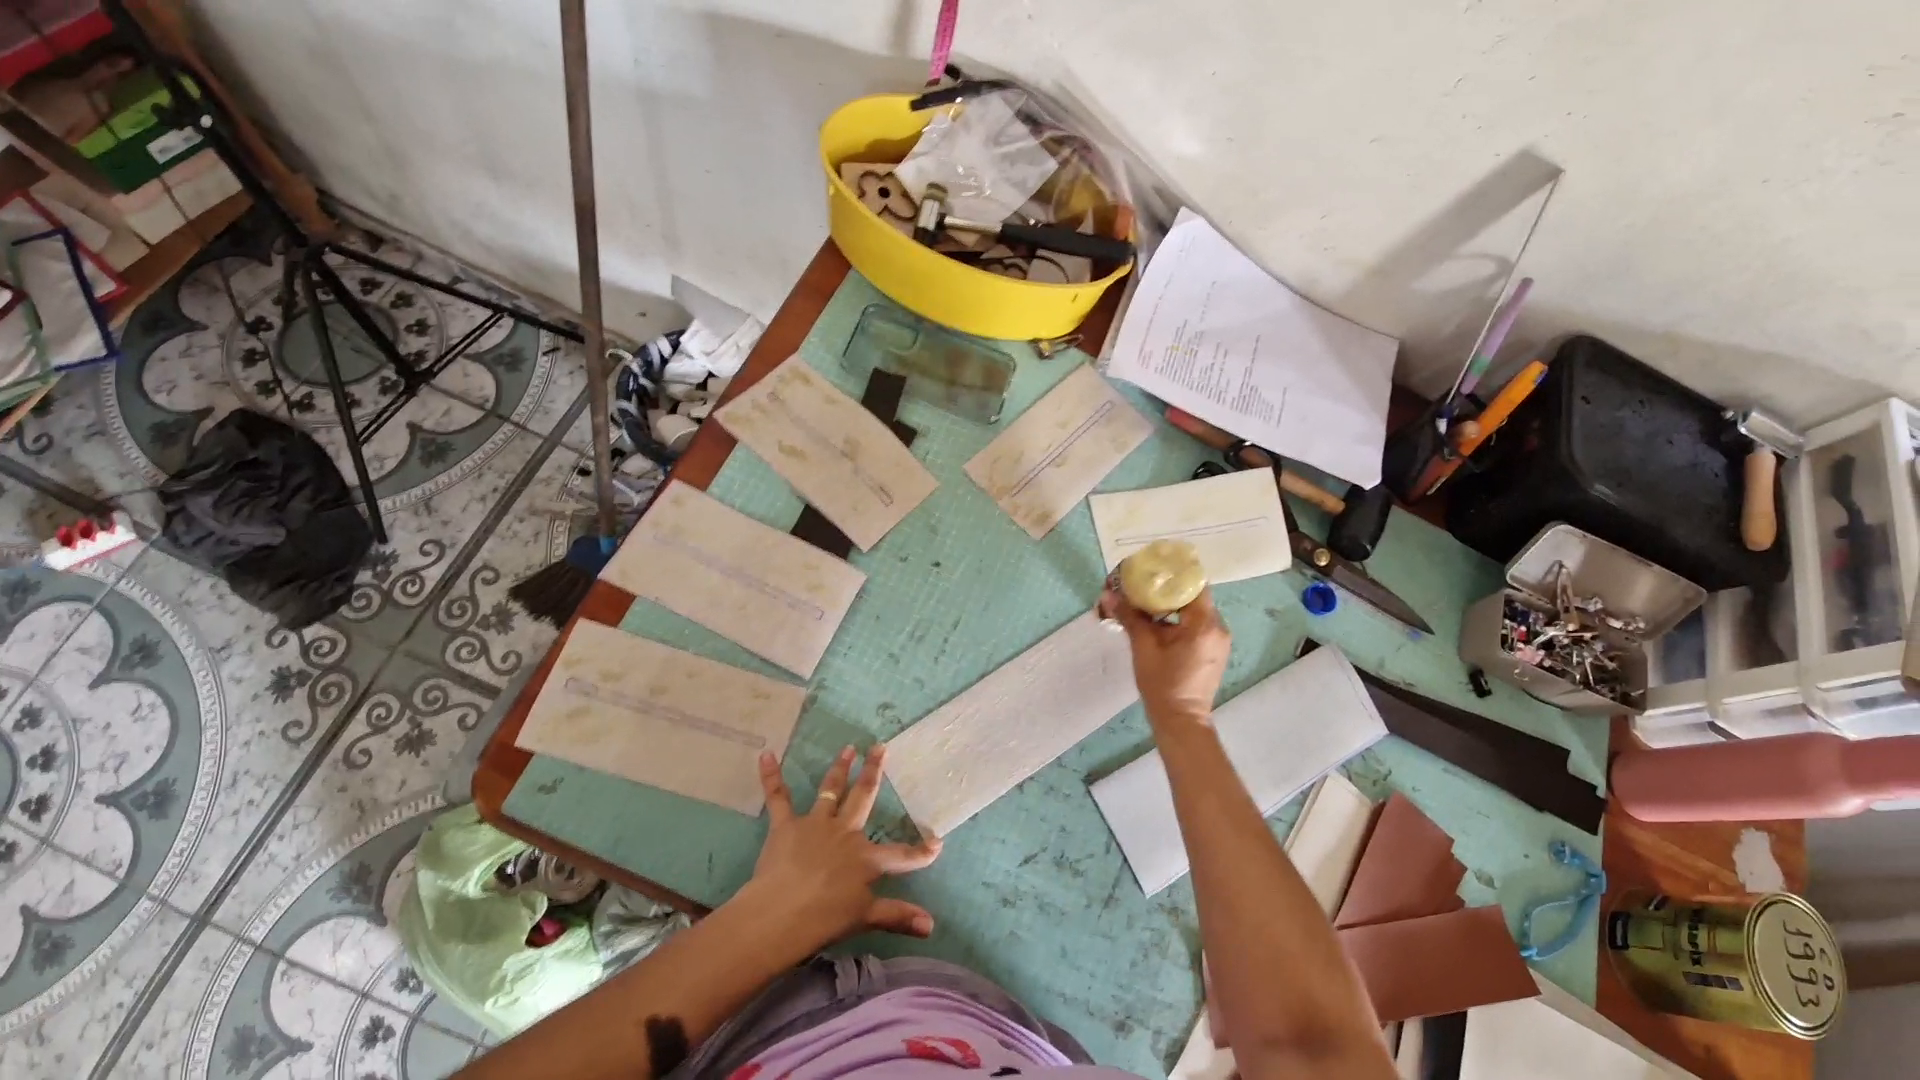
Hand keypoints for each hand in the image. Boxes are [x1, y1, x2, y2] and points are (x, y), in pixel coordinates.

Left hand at [742, 744, 941, 949]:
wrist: (781, 913)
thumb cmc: (824, 919)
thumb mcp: (865, 918)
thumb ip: (898, 916)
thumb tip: (931, 926)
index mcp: (866, 858)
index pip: (901, 856)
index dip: (921, 852)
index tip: (937, 842)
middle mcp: (845, 832)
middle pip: (864, 797)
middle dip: (874, 772)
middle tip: (880, 747)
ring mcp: (815, 824)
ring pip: (830, 790)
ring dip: (839, 768)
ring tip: (848, 748)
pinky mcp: (786, 825)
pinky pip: (779, 798)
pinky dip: (771, 776)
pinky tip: (766, 755)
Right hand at [1100, 585, 1231, 726]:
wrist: (1181, 720)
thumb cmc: (1162, 684)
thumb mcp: (1143, 648)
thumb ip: (1130, 617)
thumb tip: (1107, 595)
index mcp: (1204, 625)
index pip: (1194, 585)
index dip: (1173, 575)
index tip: (1152, 571)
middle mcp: (1218, 628)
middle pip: (1194, 596)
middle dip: (1168, 590)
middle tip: (1143, 587)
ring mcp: (1219, 640)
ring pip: (1195, 611)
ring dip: (1172, 606)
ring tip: (1147, 606)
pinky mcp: (1214, 650)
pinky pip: (1198, 625)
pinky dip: (1179, 620)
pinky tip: (1158, 625)